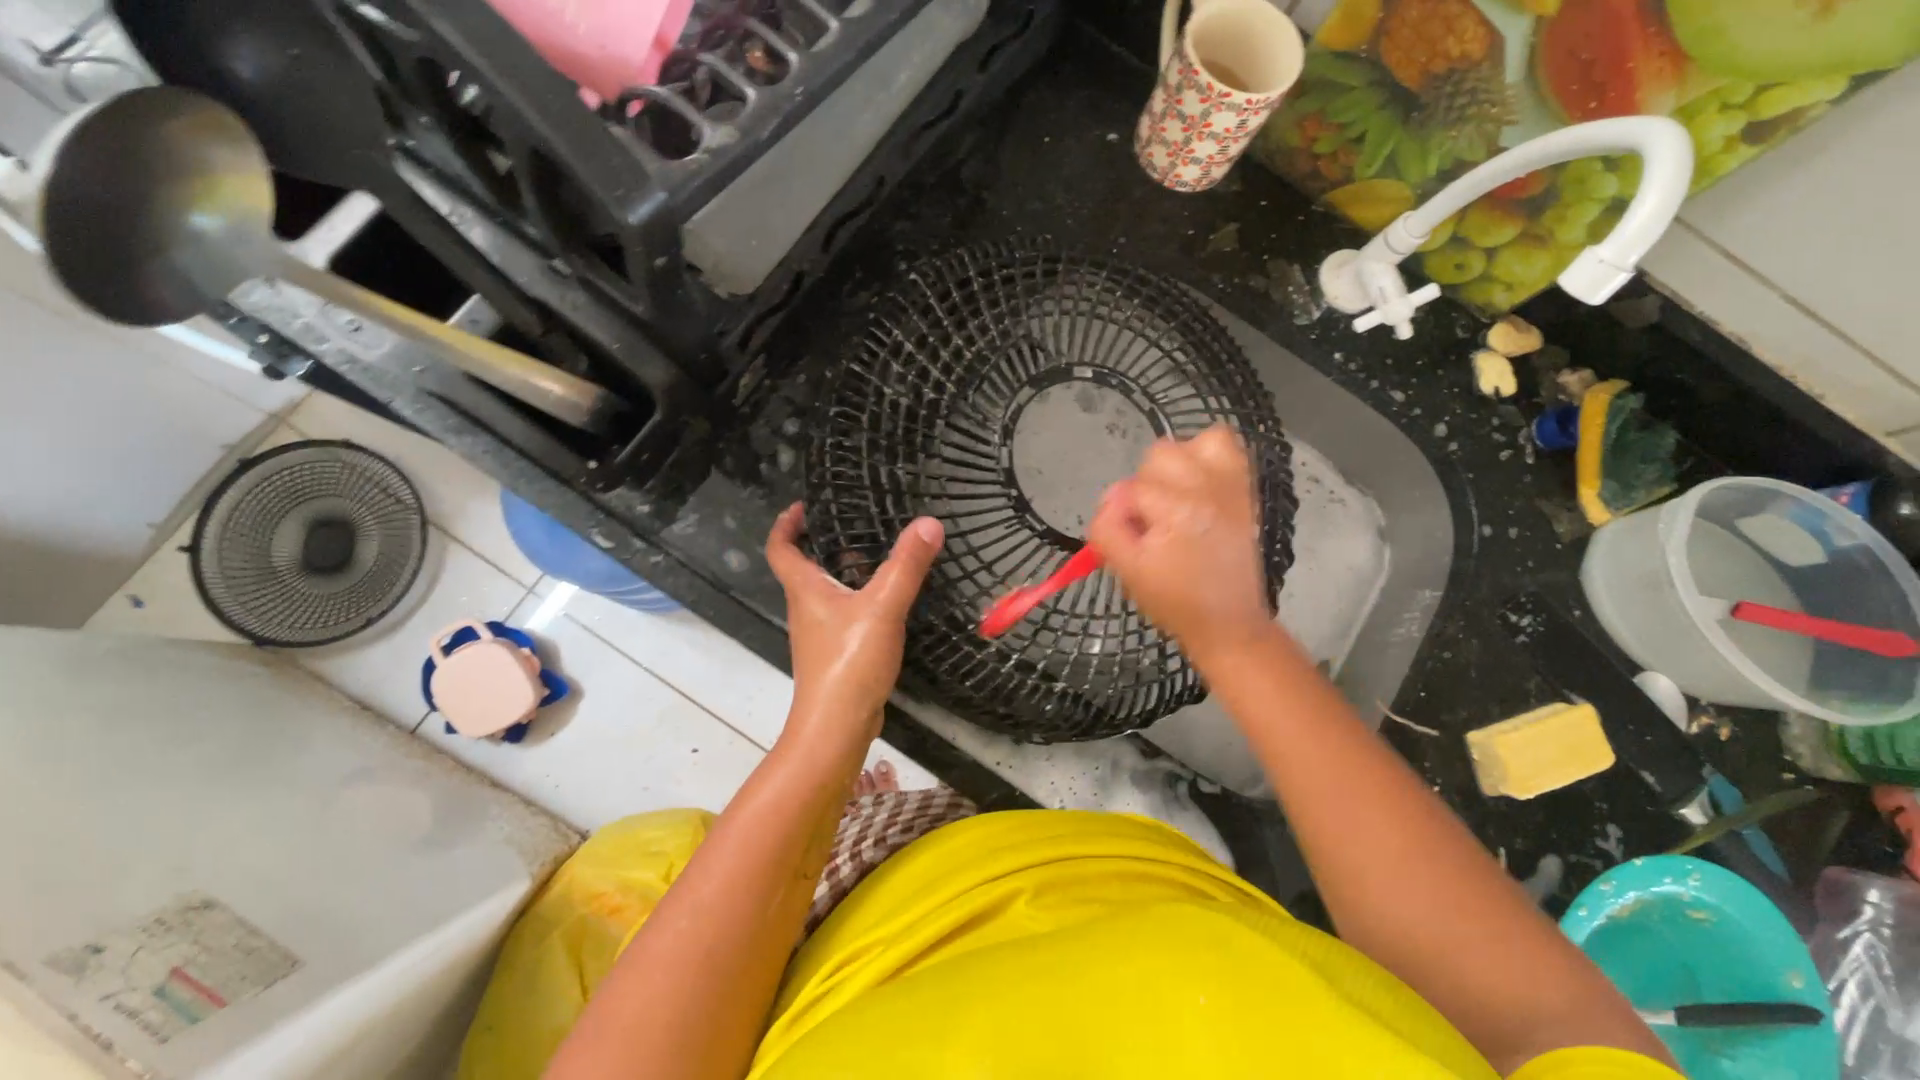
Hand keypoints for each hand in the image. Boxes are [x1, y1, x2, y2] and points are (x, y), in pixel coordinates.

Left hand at [765, 502, 943, 747]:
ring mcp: (820, 634)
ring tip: (881, 555)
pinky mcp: (837, 655)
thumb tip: (929, 522)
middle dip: (825, 543)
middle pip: (806, 568)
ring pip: (829, 593)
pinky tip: (891, 602)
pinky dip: (862, 601)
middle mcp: (806, 608)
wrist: (837, 726)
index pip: (780, 548)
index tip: (804, 506)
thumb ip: (906, 566)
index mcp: (805, 590)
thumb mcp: (883, 607)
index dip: (786, 524)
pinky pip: (846, 616)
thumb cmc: (849, 661)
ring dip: (847, 572)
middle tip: (857, 523)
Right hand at [1086, 425, 1272, 661]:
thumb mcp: (1126, 570)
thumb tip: (1112, 499)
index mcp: (1177, 510)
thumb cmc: (1174, 601)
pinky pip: (1227, 445)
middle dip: (1147, 484)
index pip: (1130, 489)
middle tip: (1153, 520)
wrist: (1227, 622)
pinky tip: (1198, 483)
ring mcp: (1230, 486)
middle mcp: (1208, 488)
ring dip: (1177, 466)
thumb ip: (1108, 527)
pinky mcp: (1244, 489)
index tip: (1134, 541)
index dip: (1123, 514)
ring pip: (1193, 442)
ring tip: (1175, 497)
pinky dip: (1208, 455)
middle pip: (1159, 455)